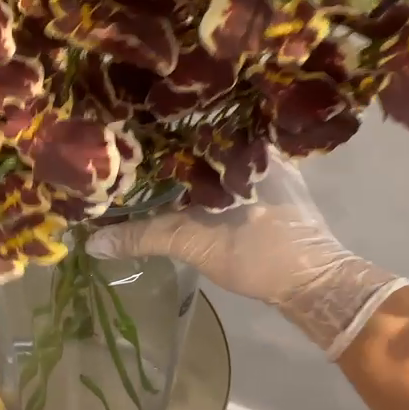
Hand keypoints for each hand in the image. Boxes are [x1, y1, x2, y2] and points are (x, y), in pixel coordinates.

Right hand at [85, 150, 408, 358]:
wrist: (316, 285)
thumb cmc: (260, 251)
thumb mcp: (194, 241)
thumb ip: (143, 237)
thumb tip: (92, 242)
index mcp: (243, 143)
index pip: (192, 123)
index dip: (159, 128)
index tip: (126, 131)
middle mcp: (259, 147)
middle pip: (202, 140)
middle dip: (169, 148)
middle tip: (129, 153)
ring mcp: (269, 169)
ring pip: (216, 160)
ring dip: (186, 167)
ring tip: (146, 170)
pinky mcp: (272, 193)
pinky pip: (227, 177)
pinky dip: (202, 183)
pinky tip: (180, 192)